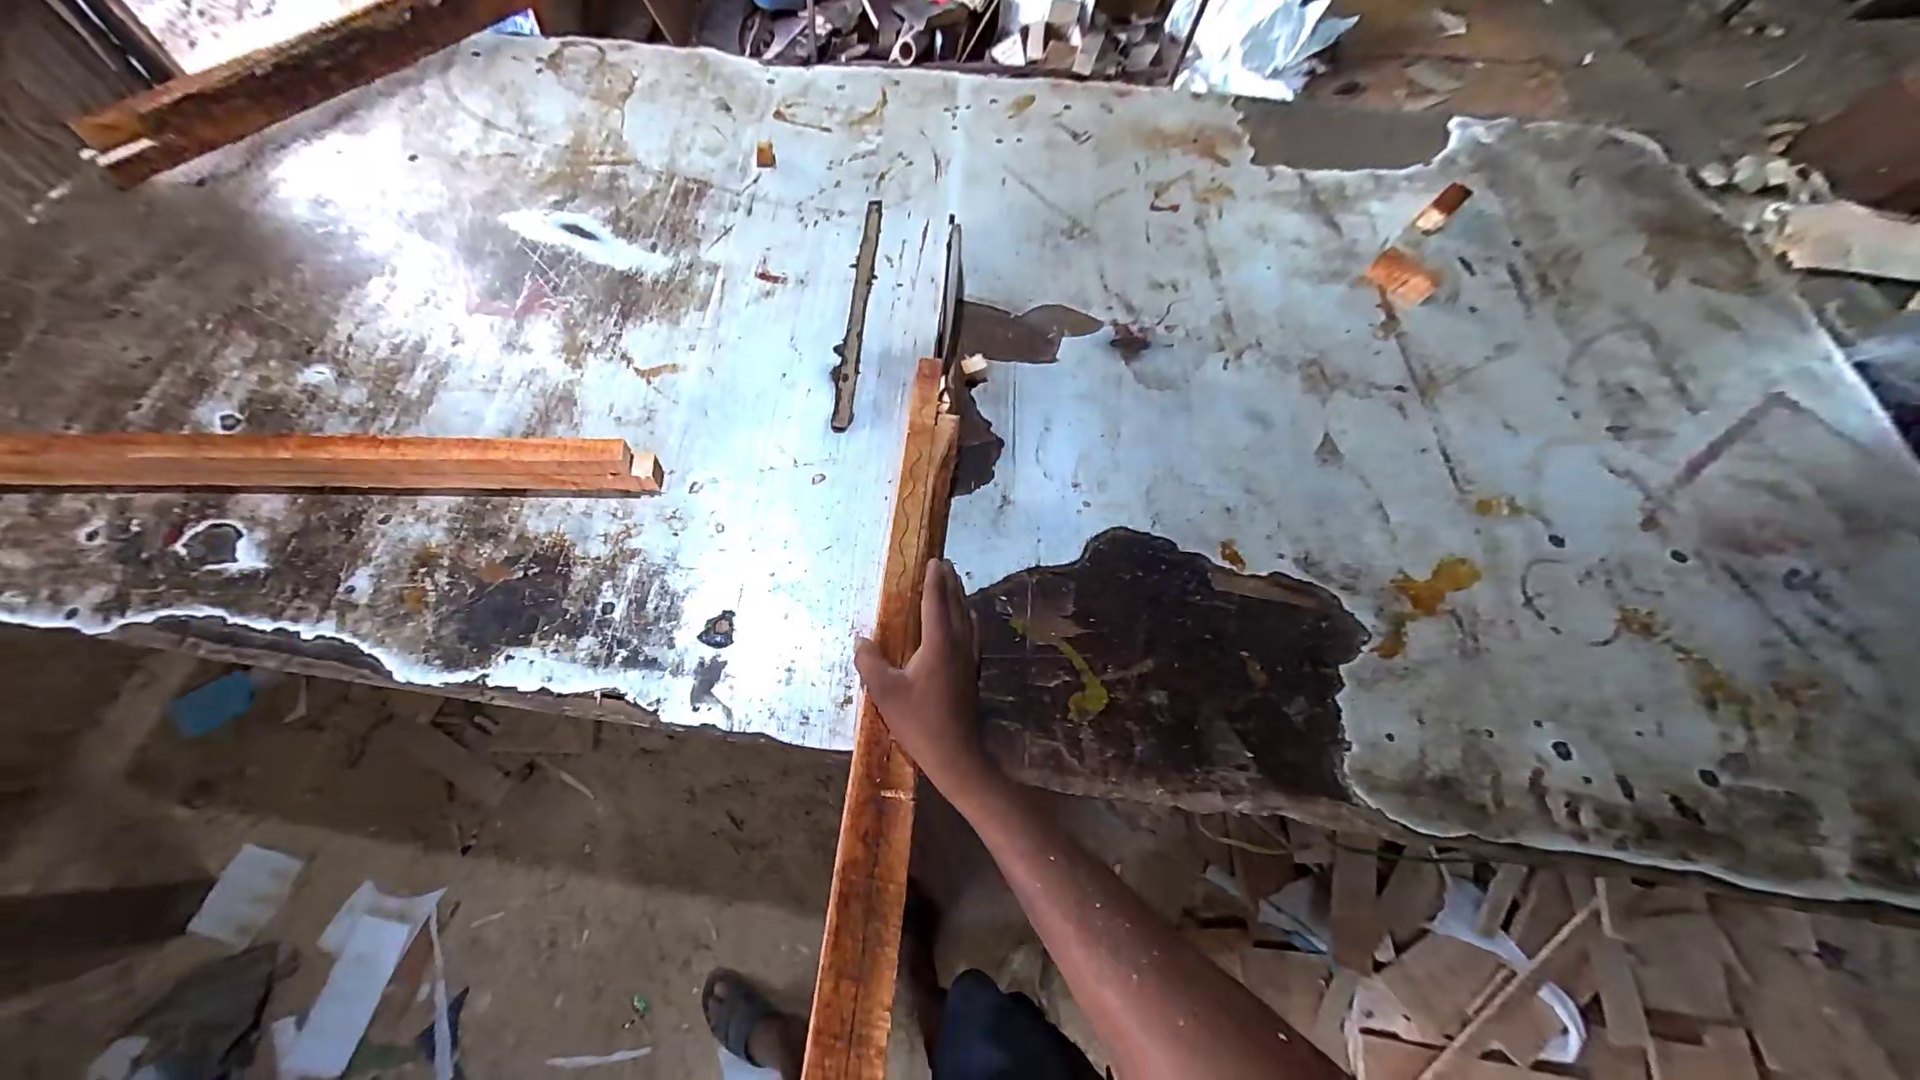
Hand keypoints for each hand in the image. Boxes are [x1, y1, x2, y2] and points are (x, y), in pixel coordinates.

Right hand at [854, 558, 995, 796]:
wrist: (956, 753)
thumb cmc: (919, 721)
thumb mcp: (885, 692)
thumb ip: (870, 662)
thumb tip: (861, 640)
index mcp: (939, 643)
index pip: (937, 602)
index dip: (934, 580)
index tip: (934, 561)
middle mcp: (959, 644)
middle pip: (957, 604)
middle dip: (950, 583)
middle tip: (945, 564)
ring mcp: (969, 658)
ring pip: (967, 617)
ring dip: (960, 598)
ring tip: (953, 585)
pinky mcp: (972, 672)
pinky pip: (971, 632)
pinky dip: (966, 617)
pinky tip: (965, 623)